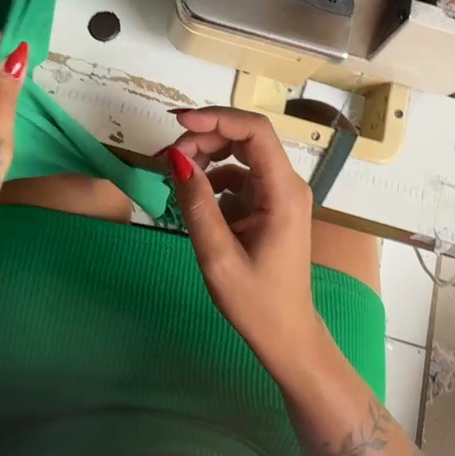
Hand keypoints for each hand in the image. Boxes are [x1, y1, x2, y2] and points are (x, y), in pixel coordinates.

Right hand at [164, 108, 327, 371]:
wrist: (287, 336)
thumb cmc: (256, 303)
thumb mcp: (217, 256)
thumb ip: (197, 204)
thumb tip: (176, 158)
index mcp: (283, 192)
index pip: (254, 131)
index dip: (216, 118)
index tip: (178, 123)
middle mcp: (286, 184)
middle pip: (245, 138)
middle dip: (204, 137)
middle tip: (167, 158)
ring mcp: (278, 194)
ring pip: (240, 154)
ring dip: (205, 156)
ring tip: (174, 175)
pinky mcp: (267, 205)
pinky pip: (238, 176)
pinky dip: (212, 177)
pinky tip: (193, 197)